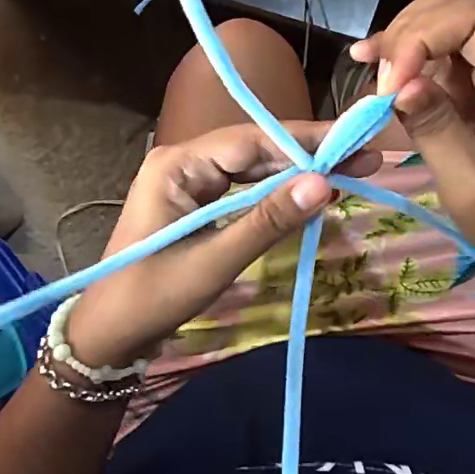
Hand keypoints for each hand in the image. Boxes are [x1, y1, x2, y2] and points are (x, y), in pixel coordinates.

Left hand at [67, 121, 382, 366]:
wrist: (109, 333)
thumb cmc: (153, 297)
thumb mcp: (215, 260)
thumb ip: (268, 220)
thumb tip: (324, 183)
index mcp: (177, 164)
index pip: (251, 140)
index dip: (306, 141)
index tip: (354, 143)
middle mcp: (183, 161)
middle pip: (255, 148)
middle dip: (309, 154)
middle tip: (365, 157)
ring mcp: (189, 181)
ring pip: (253, 167)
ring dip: (297, 171)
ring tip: (350, 171)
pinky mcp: (197, 202)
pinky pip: (243, 188)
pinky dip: (277, 192)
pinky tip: (309, 192)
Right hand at [351, 0, 474, 291]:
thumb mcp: (469, 185)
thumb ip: (434, 128)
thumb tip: (398, 85)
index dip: (421, 36)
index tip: (388, 87)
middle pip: (465, 3)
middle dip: (413, 29)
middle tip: (378, 76)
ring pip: (454, 20)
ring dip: (409, 40)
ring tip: (374, 73)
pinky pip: (450, 52)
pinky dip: (415, 58)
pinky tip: (385, 75)